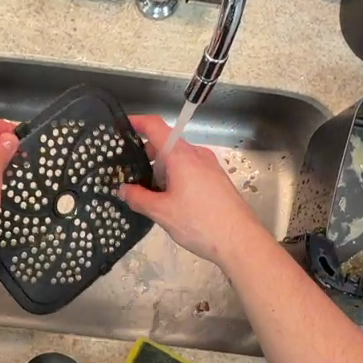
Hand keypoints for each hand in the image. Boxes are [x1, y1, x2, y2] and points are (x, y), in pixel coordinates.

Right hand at [120, 115, 272, 268]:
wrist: (239, 240)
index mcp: (181, 156)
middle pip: (167, 144)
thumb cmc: (199, 222)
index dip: (138, 122)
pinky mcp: (216, 179)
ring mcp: (209, 166)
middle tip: (132, 175)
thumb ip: (138, 198)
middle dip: (147, 156)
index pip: (156, 127)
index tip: (122, 126)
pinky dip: (176, 177)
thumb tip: (124, 190)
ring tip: (150, 193)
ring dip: (161, 170)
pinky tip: (170, 200)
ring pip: (178, 159)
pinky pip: (190, 170)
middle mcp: (197, 155)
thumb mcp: (161, 212)